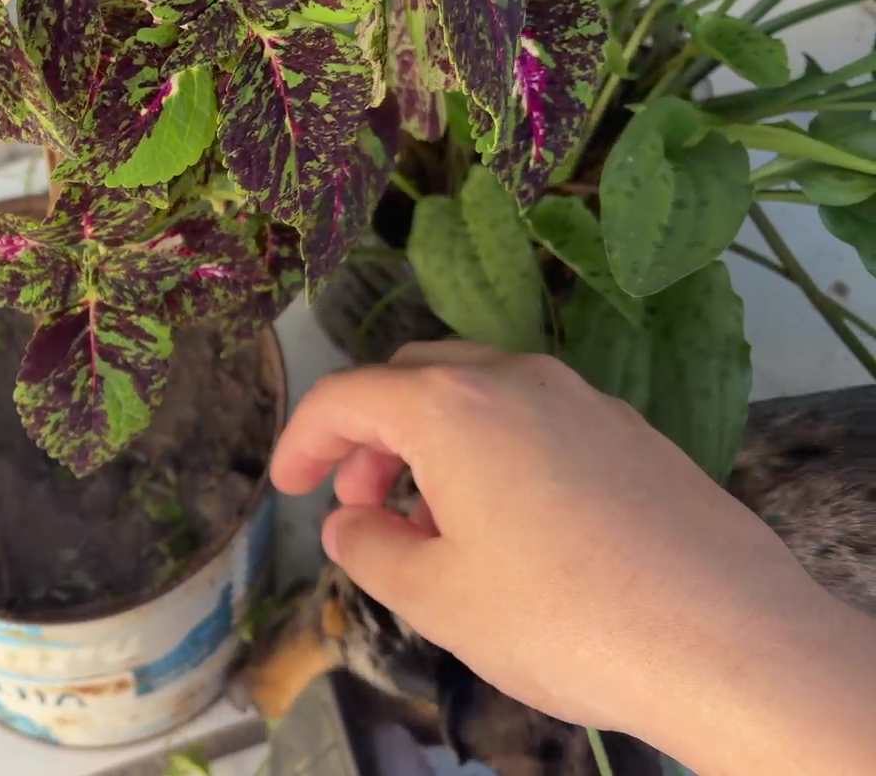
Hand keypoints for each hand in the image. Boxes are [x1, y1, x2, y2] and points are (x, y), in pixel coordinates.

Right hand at [272, 342, 875, 774]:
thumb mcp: (429, 594)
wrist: (754, 661)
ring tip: (430, 516)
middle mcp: (508, 379)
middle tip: (358, 500)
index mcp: (446, 404)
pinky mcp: (632, 433)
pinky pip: (526, 416)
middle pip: (401, 380)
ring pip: (466, 392)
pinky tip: (506, 519)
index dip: (300, 442)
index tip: (286, 488)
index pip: (340, 398)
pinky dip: (484, 448)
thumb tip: (350, 524)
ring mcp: (579, 400)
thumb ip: (364, 546)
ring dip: (423, 440)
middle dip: (363, 435)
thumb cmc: (563, 617)